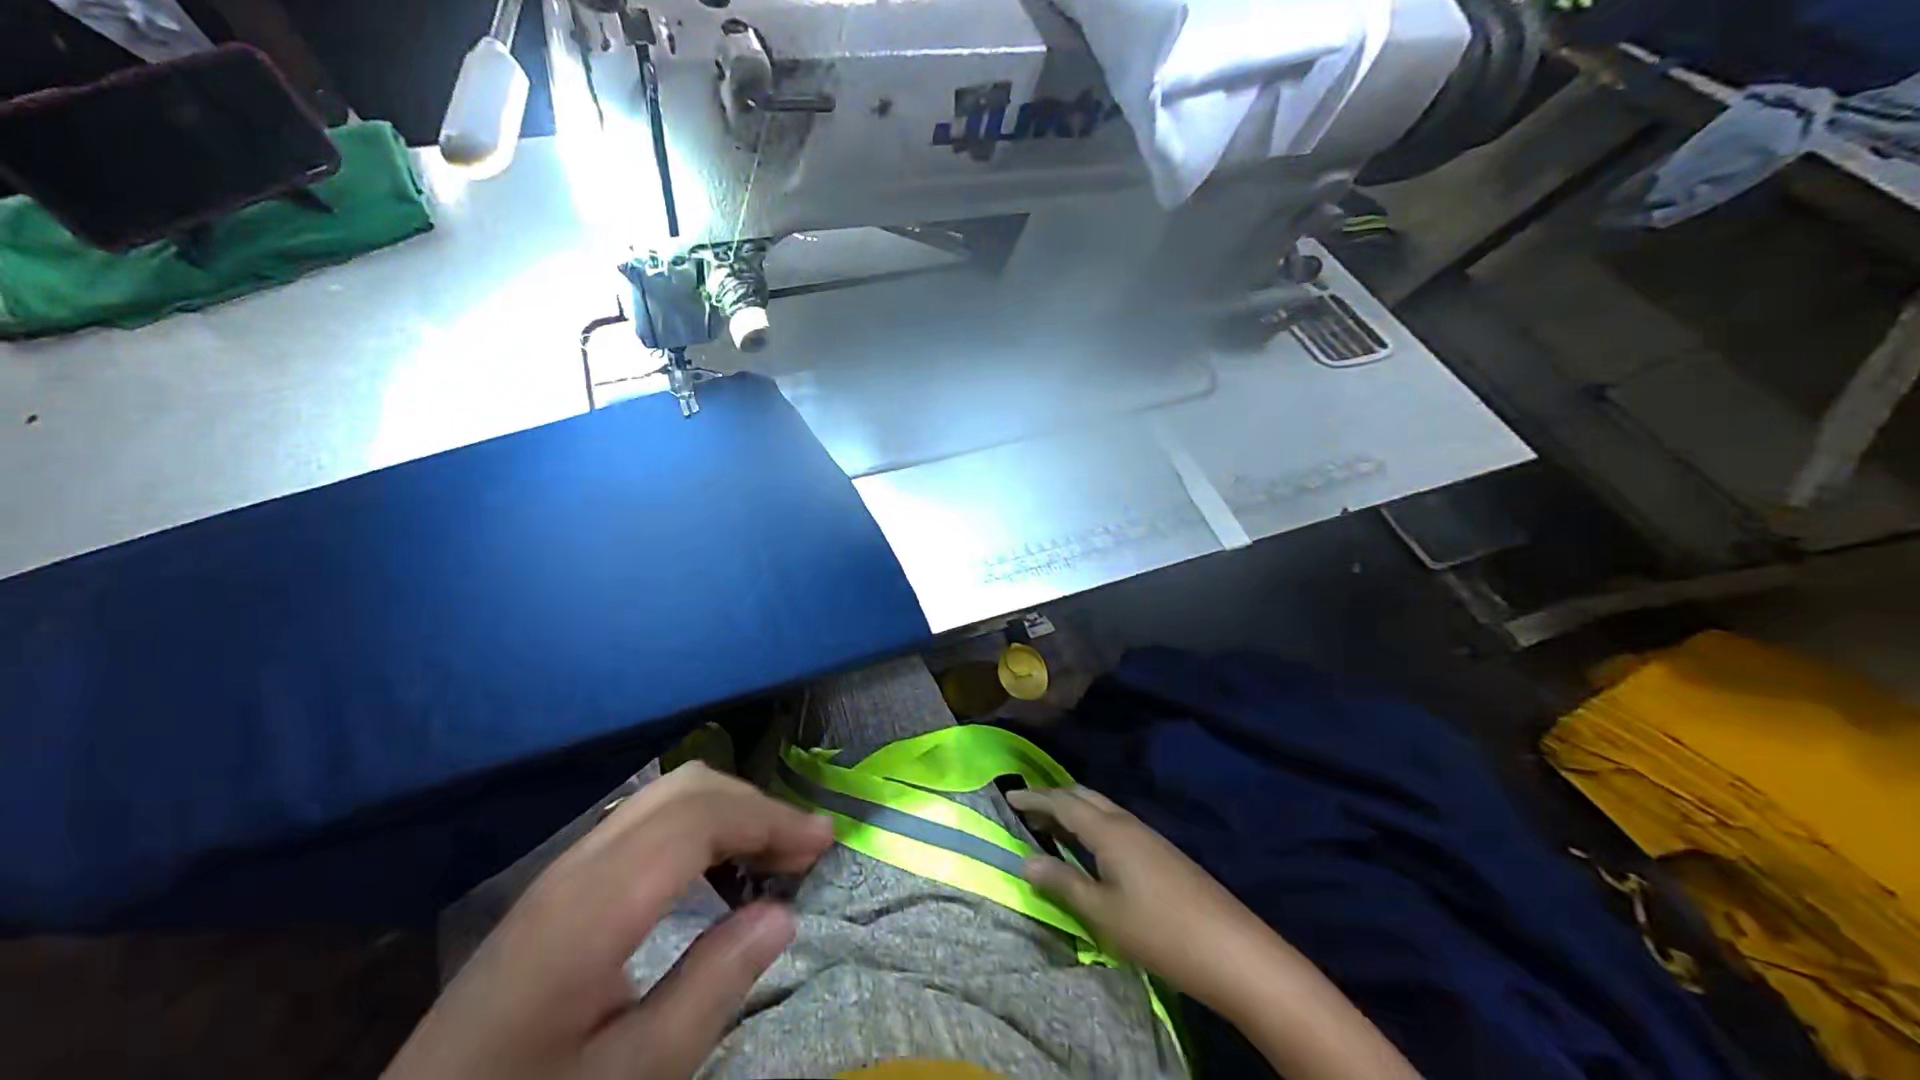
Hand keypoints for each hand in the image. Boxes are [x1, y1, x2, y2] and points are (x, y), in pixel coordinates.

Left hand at [385, 763, 834, 1079]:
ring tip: (772, 857)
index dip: (772, 819)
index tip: (825, 843)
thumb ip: (713, 988)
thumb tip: (782, 913)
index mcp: (596, 904)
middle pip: (686, 789)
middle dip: (756, 806)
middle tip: (804, 852)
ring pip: (665, 797)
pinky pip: (646, 823)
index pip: (700, 819)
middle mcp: (580, 865)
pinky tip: (716, 871)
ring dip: (729, 811)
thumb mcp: (634, 1074)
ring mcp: (564, 870)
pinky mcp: (559, 887)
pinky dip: (700, 826)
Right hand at [1009, 786, 1421, 1079]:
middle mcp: (1129, 823)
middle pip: (1086, 797)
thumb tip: (1026, 860)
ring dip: (1076, 808)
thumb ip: (1063, 883)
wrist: (1233, 950)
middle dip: (1054, 797)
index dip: (1034, 798)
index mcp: (1110, 831)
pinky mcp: (1164, 853)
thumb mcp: (1102, 912)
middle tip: (1028, 806)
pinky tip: (1093, 845)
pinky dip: (1095, 822)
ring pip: (1104, 808)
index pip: (1063, 803)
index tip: (1009, 794)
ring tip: (1054, 822)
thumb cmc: (1159, 931)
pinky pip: (1118, 822)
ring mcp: (1150, 836)